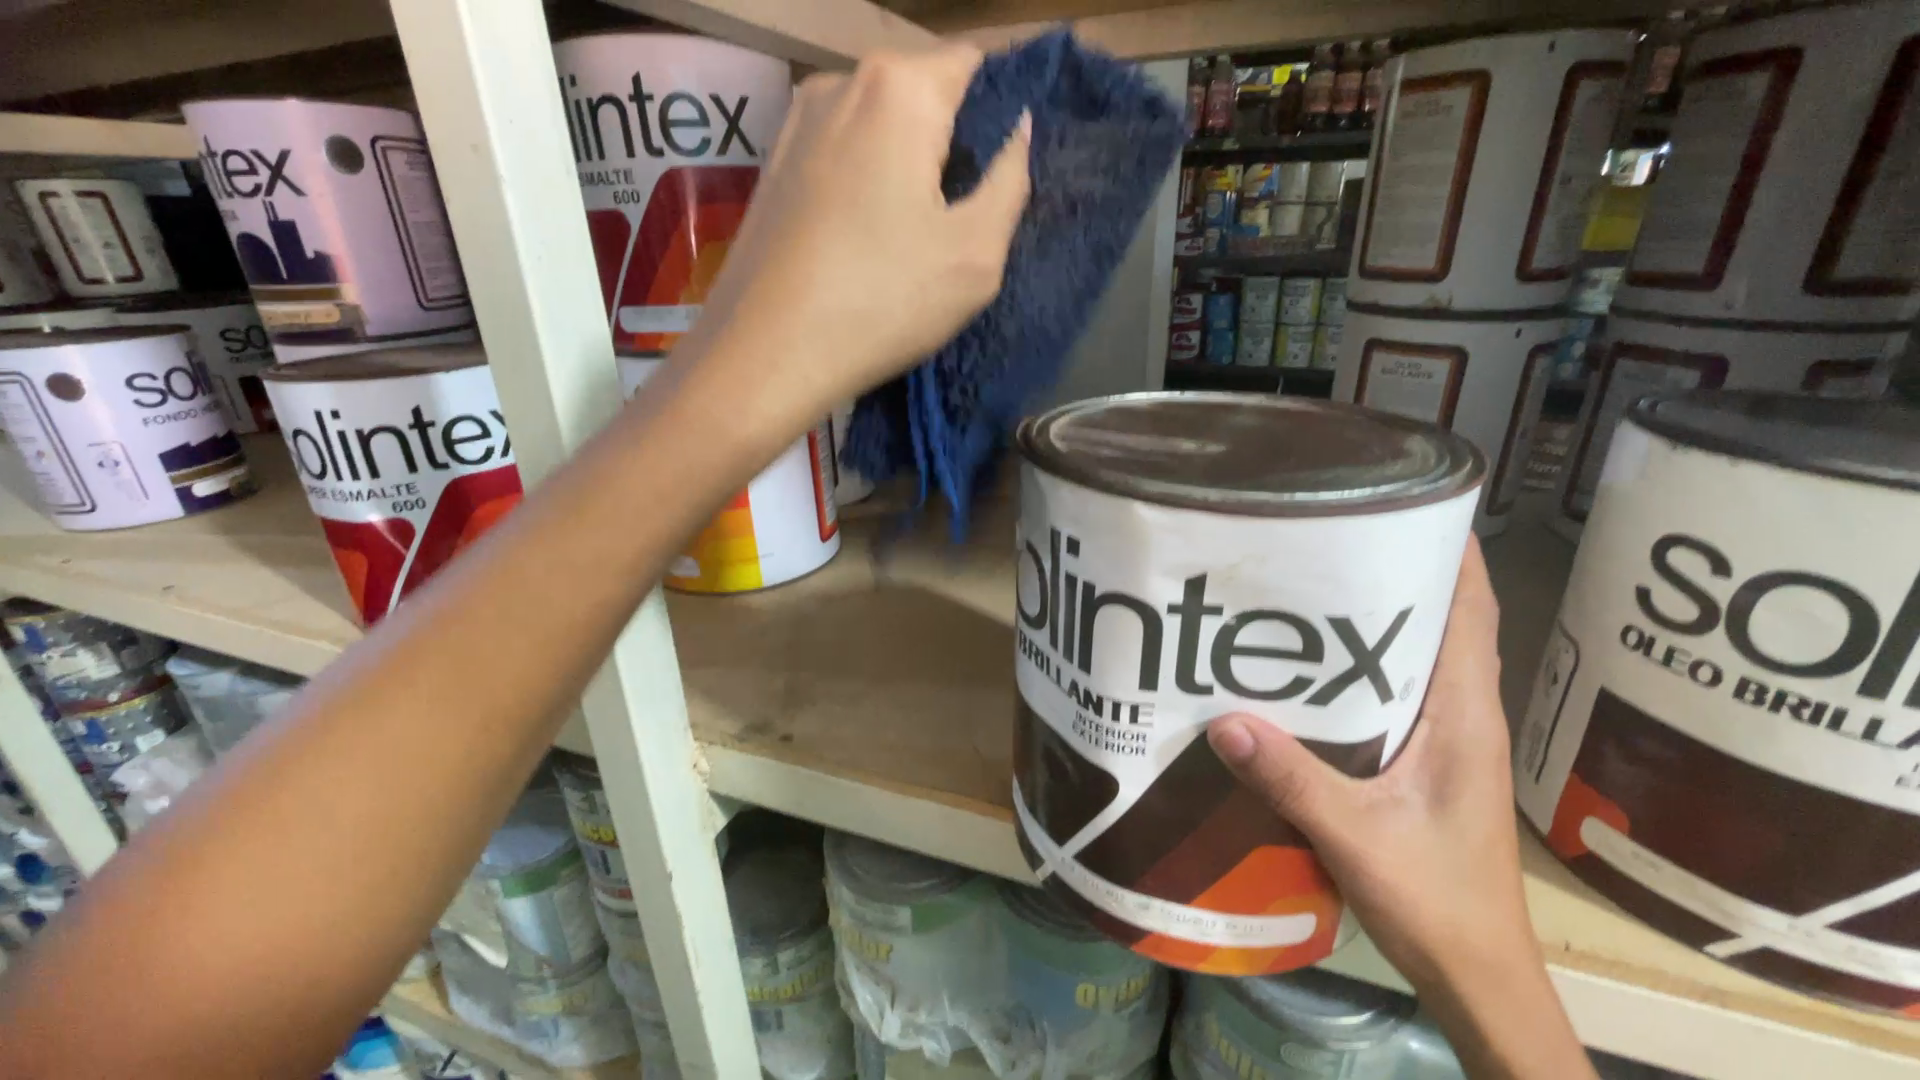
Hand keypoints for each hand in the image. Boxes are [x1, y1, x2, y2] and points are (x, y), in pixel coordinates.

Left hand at [687, 43, 1031, 415]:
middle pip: (923, 88)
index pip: (975, 61)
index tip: (1009, 163)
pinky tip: (870, 229)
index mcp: (899, 89)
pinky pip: (842, 148)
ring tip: (919, 223)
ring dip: (909, 156)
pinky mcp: (773, 161)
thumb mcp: (975, 251)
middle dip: (954, 133)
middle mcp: (841, 81)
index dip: (1003, 105)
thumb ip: (1010, 178)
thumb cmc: (883, 301)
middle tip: (970, 205)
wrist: (765, 353)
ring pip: (879, 120)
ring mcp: (797, 120)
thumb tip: (1018, 130)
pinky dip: (867, 173)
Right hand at [1206, 538, 1537, 992]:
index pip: (1472, 608)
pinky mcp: (1423, 762)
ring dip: (1377, 617)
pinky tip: (1306, 669)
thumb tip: (1222, 718)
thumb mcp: (1358, 837)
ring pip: (1415, 655)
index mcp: (1465, 712)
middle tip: (1324, 535)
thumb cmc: (1437, 900)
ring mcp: (1444, 738)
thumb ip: (1294, 780)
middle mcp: (1461, 712)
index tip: (1404, 500)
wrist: (1476, 972)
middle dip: (1396, 569)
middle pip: (1441, 619)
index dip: (1450, 549)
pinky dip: (1361, 666)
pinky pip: (1394, 693)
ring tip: (1307, 584)